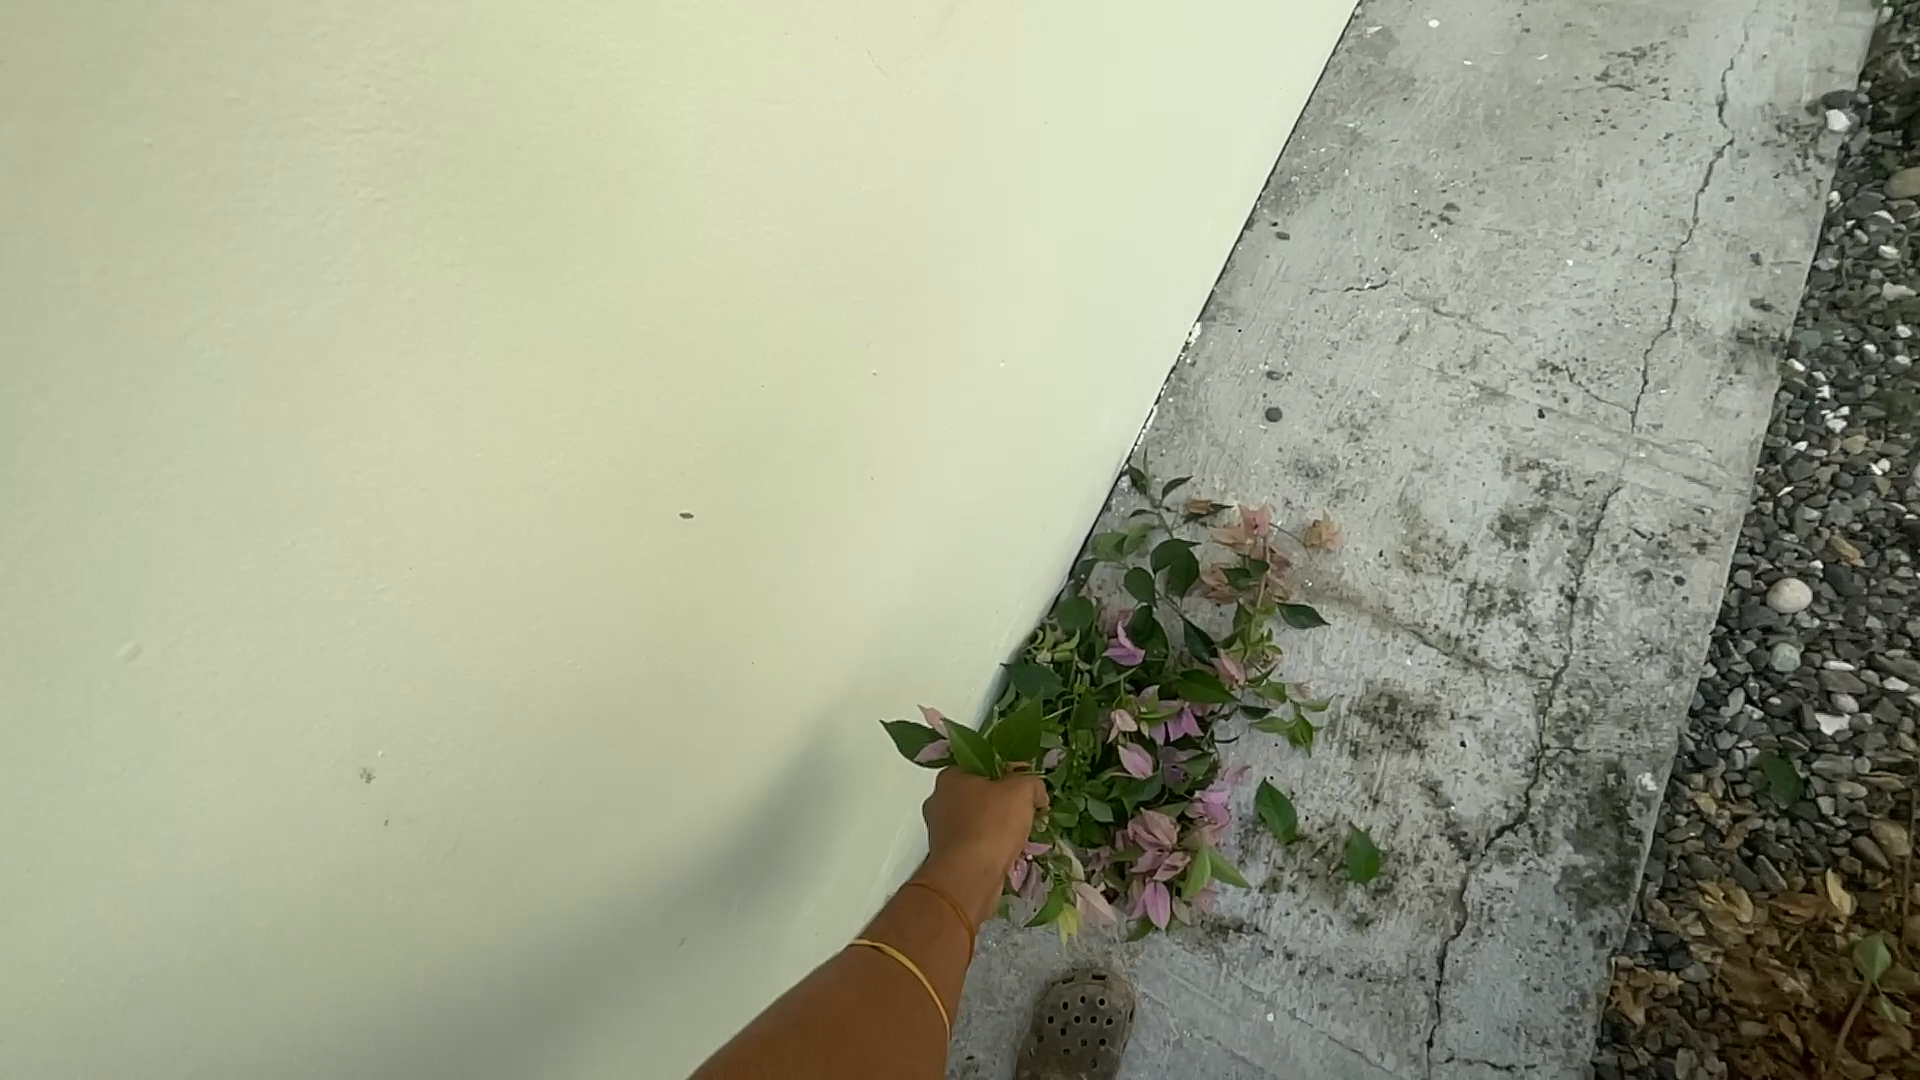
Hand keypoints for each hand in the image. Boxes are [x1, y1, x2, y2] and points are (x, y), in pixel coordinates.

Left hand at [915, 768, 1047, 924]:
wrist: (969, 877)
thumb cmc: (991, 825)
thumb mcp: (1022, 791)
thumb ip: (1032, 783)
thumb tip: (1038, 793)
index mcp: (950, 776)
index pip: (983, 763)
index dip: (1010, 770)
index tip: (1029, 783)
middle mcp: (939, 800)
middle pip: (980, 793)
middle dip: (1005, 801)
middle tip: (1029, 809)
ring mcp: (940, 830)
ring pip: (978, 820)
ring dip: (1000, 826)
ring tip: (1024, 834)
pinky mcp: (947, 856)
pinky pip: (975, 843)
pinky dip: (992, 846)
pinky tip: (1010, 853)